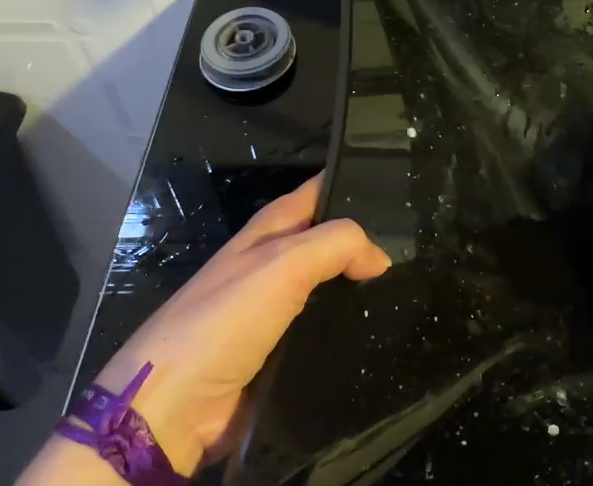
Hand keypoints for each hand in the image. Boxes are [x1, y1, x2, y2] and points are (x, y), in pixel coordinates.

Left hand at [26, 174, 390, 481]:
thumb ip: (338, 244)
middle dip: (368, 244)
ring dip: (362, 292)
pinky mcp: (281, 354)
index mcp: (269, 229)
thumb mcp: (284, 262)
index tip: (401, 190)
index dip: (354, 186)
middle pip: (331, 243)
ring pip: (332, 290)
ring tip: (411, 292)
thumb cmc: (225, 319)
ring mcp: (277, 310)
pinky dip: (349, 332)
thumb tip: (379, 258)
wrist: (174, 407)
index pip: (320, 192)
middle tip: (418, 249)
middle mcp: (274, 263)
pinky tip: (381, 334)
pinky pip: (325, 334)